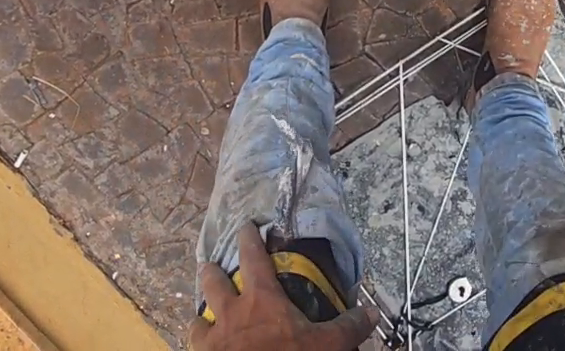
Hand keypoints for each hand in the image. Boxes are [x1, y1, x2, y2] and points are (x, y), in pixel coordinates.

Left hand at [188, 224, 379, 350]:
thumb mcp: (323, 346)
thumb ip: (346, 327)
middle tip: (212, 266)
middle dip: (212, 270)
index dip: (248, 237)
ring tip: (205, 313)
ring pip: (198, 316)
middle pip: (214, 280)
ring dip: (202, 312)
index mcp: (260, 298)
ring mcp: (210, 338)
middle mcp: (230, 311)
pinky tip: (202, 348)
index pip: (252, 256)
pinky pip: (193, 345)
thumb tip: (372, 313)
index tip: (246, 225)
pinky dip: (197, 343)